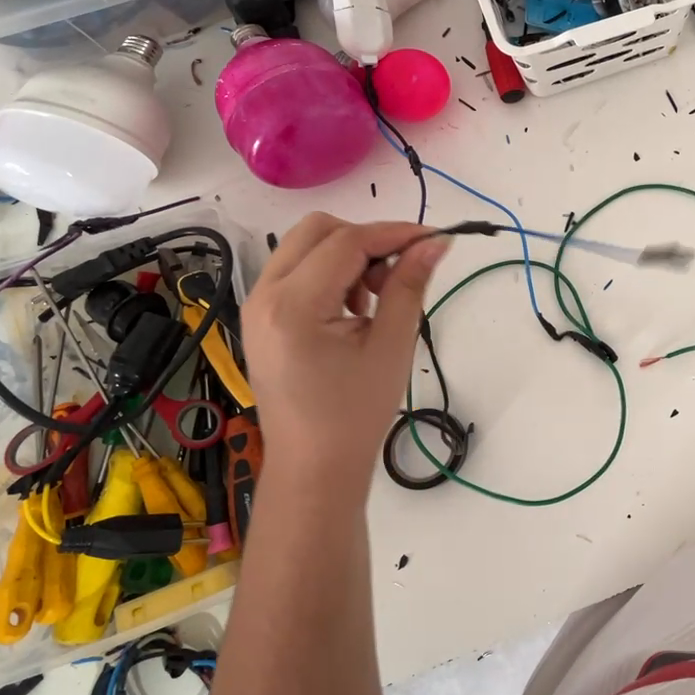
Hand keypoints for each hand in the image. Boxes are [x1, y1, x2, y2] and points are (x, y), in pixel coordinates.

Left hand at [240, 213, 449, 489]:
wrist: (314, 465)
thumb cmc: (356, 411)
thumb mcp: (392, 344)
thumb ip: (409, 284)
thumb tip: (437, 241)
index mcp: (293, 306)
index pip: (348, 242)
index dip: (395, 233)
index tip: (435, 240)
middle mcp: (264, 296)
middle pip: (318, 230)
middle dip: (366, 238)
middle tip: (397, 273)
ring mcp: (256, 305)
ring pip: (306, 245)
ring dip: (347, 254)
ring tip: (375, 298)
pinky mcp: (261, 316)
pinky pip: (297, 269)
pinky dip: (330, 272)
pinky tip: (353, 309)